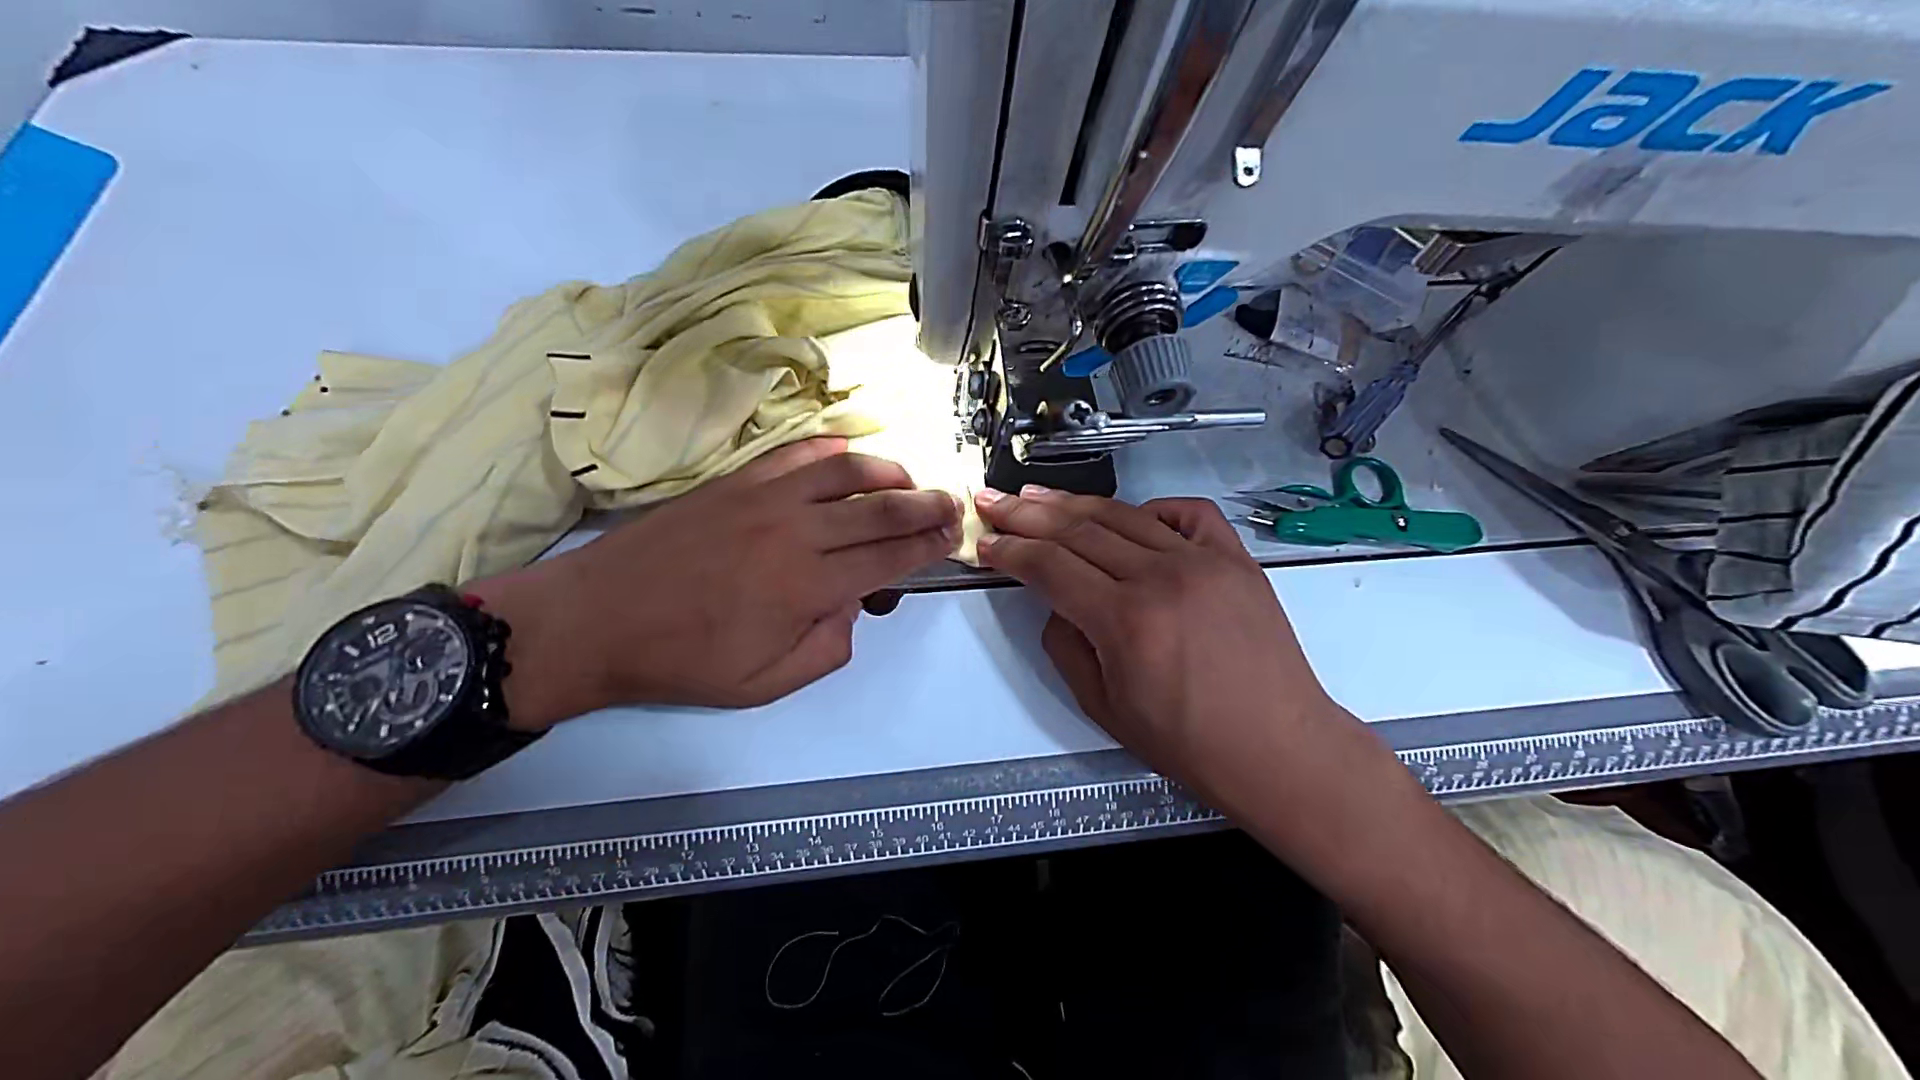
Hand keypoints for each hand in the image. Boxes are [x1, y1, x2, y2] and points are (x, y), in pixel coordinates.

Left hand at [472, 438, 959, 723]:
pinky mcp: (735, 481)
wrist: (596, 619)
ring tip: (910, 480)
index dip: (928, 544)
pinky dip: (830, 450)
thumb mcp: (765, 684)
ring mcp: (764, 498)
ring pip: (845, 472)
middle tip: (950, 504)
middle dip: (926, 505)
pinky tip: (848, 453)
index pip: (888, 556)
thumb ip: (827, 648)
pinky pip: (795, 454)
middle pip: (880, 508)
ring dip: (888, 472)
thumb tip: (852, 605)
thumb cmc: (682, 659)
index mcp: (807, 586)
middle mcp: (796, 532)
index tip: (952, 535)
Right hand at [973, 485, 1362, 809]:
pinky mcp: (1236, 559)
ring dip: (1073, 503)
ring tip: (1037, 495)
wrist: (1277, 748)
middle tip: (994, 502)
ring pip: (1124, 515)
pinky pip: (1188, 513)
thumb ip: (1066, 646)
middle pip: (1078, 530)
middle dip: (1026, 515)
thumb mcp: (1103, 706)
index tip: (986, 542)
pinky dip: (1151, 508)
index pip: (1050, 567)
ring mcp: (1204, 562)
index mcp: (1126, 621)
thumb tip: (1058, 604)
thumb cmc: (1189, 742)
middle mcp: (1163, 578)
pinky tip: (1129, 516)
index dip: (1010, 551)